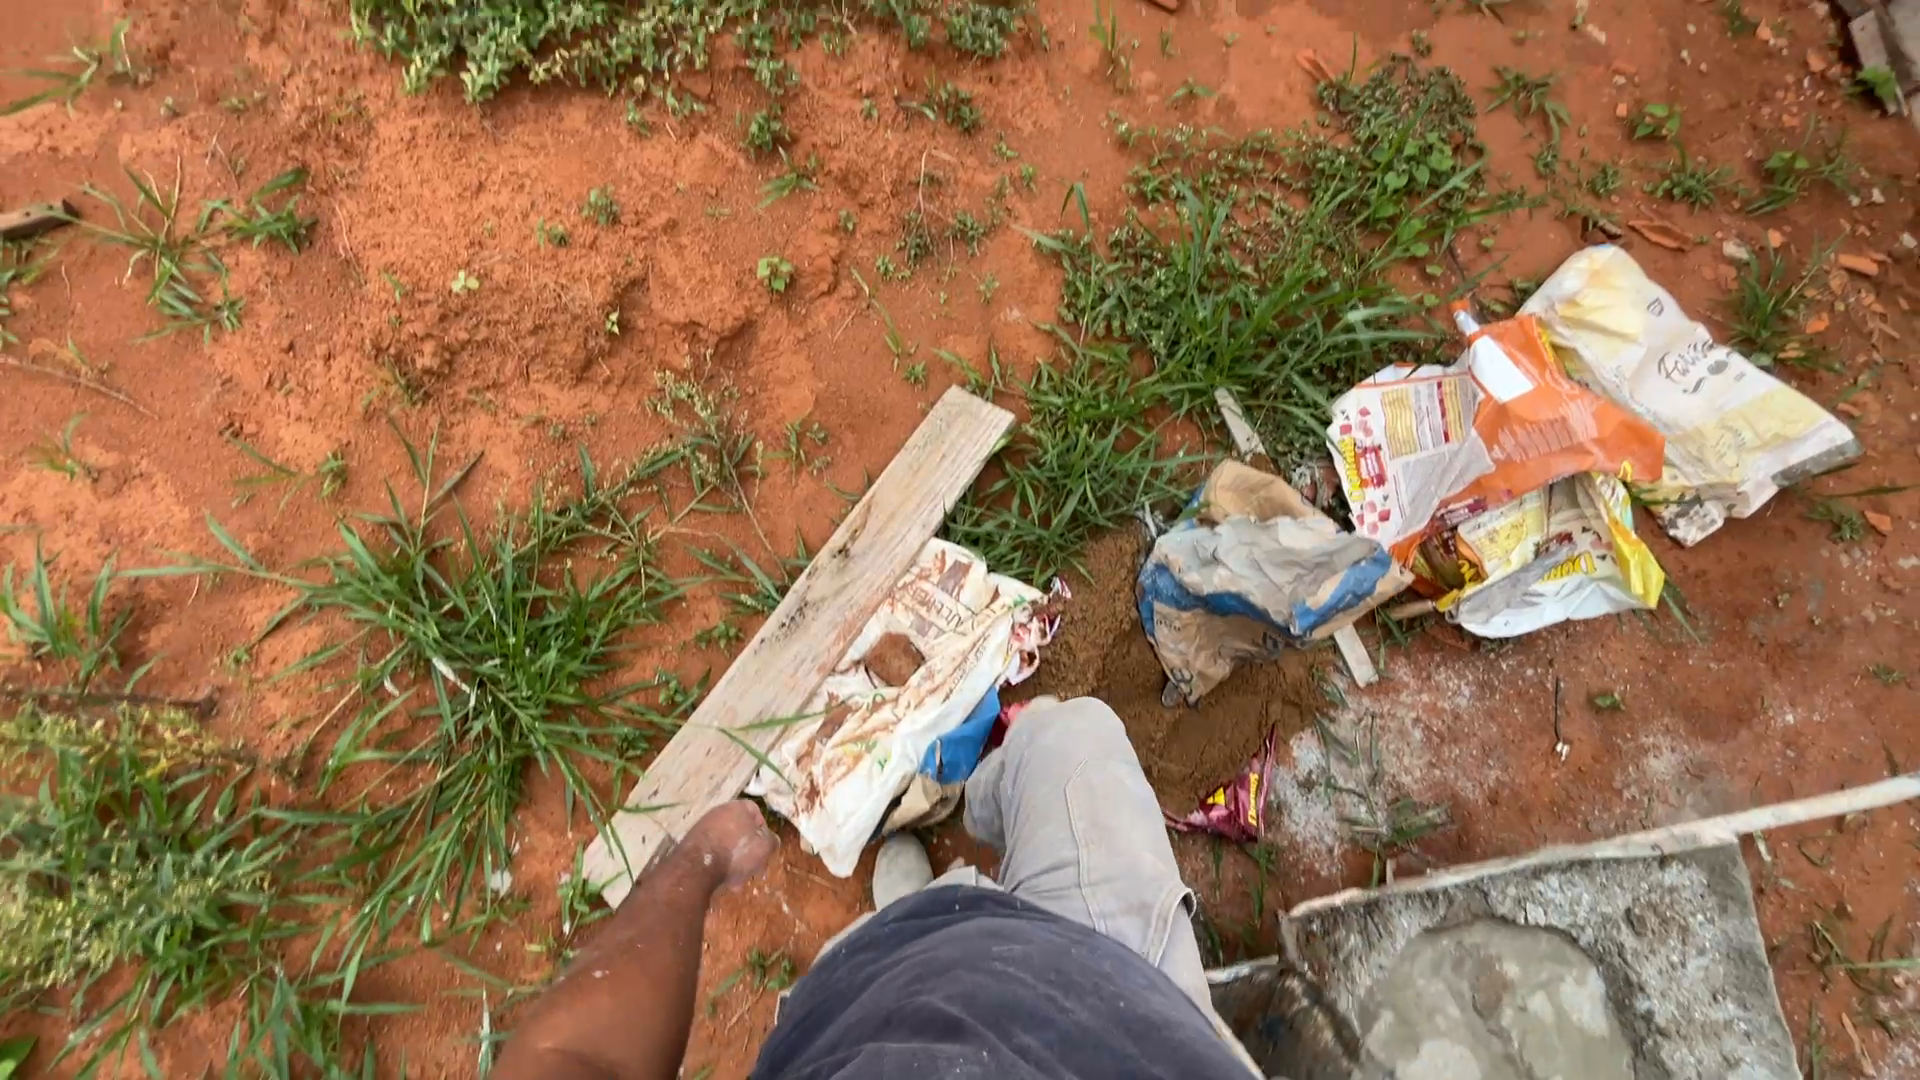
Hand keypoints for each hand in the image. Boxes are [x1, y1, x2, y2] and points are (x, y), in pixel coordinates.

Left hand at [684, 800, 777, 891]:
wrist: (697, 868)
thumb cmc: (736, 852)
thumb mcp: (765, 847)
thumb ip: (772, 841)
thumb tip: (771, 841)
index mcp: (738, 807)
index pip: (756, 813)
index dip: (764, 832)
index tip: (765, 849)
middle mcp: (719, 813)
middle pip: (741, 832)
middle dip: (749, 853)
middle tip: (754, 870)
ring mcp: (702, 829)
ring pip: (726, 845)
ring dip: (734, 863)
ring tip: (737, 882)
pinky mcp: (691, 845)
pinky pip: (712, 854)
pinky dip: (719, 865)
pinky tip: (722, 882)